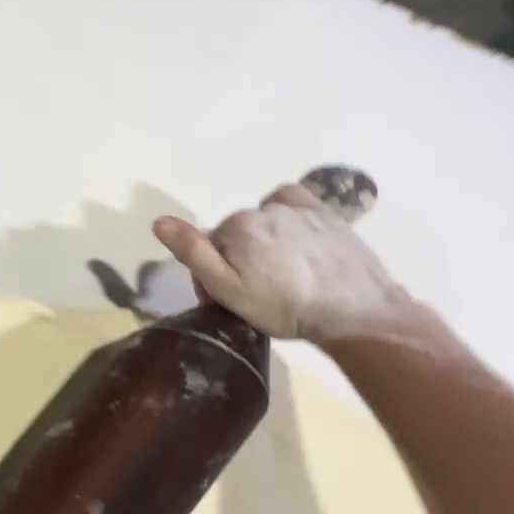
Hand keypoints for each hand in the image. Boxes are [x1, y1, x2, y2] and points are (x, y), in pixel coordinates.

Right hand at [151, 183, 417, 344]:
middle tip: (250, 293)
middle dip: (234, 259)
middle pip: (233, 234)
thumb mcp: (226, 289)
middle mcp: (263, 209)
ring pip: (261, 223)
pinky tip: (289, 236)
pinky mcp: (325, 215)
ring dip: (259, 244)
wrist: (354, 311)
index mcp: (235, 227)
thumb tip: (159, 221)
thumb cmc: (283, 307)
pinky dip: (282, 213)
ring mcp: (297, 210)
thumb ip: (193, 253)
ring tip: (278, 276)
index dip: (208, 274)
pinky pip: (290, 201)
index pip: (206, 247)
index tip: (222, 299)